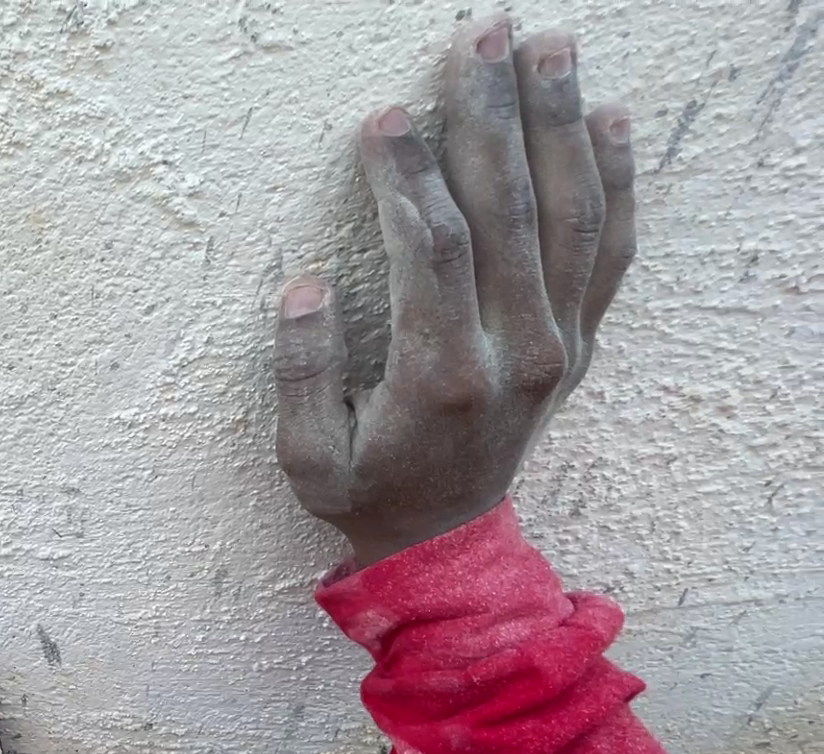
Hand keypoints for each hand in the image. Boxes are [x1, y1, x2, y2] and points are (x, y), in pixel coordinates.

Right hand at [273, 15, 635, 565]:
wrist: (440, 539)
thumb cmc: (361, 495)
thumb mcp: (303, 457)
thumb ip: (302, 374)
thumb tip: (303, 288)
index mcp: (440, 375)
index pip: (431, 251)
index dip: (405, 179)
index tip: (383, 119)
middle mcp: (515, 349)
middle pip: (509, 210)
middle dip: (487, 119)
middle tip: (474, 41)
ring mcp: (557, 343)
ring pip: (570, 213)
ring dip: (555, 124)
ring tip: (545, 49)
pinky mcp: (575, 342)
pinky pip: (611, 246)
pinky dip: (616, 177)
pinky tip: (606, 120)